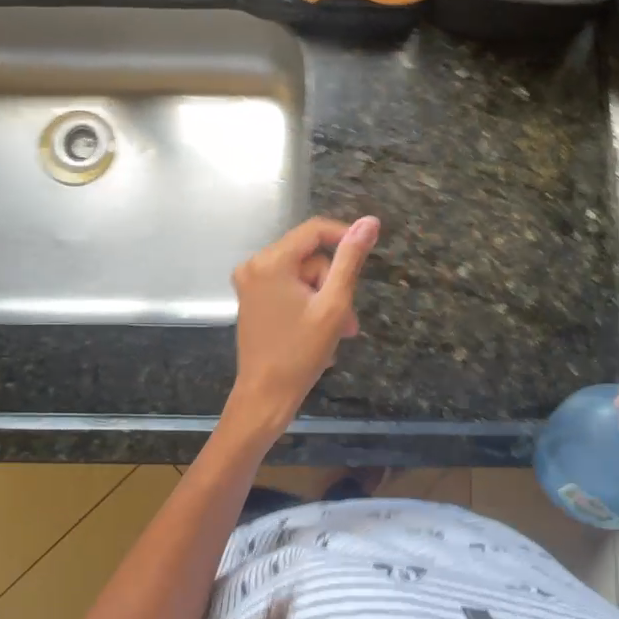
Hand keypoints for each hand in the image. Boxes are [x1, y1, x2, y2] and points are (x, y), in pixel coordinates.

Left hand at [228, 215, 380, 438]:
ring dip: (323, 299)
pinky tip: (316, 332)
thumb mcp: (333, 304)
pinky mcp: (251, 299)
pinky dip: (306, 305)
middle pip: (309, 256)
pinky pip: (287, 287)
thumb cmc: (300, 353)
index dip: (345, 238)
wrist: (265, 396)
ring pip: (301, 274)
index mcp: (271, 262)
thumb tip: (369, 221)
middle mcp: (254, 265)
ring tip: (337, 332)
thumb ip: (350, 260)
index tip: (366, 258)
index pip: (315, 230)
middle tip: (347, 320)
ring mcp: (249, 283)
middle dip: (332, 284)